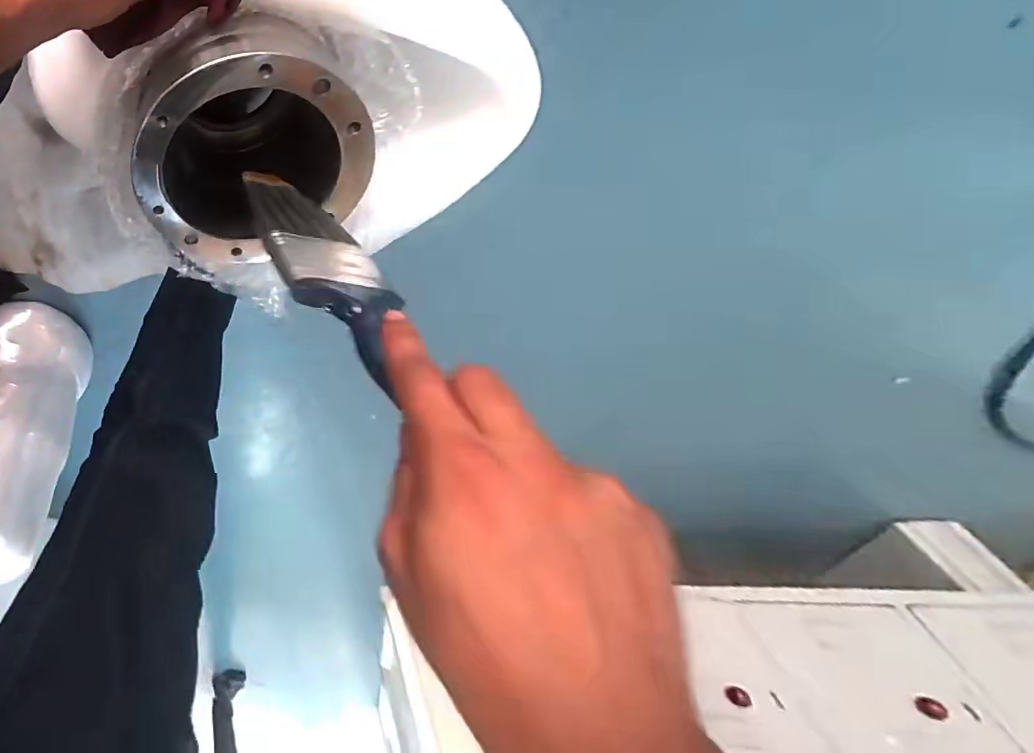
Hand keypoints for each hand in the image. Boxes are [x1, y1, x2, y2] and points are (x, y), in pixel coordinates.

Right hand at [378, 314, 714, 752]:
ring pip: (533, 441)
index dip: (404, 349)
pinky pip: (582, 486)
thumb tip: (422, 445)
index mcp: (461, 475)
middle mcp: (526, 462)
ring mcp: (591, 484)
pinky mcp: (638, 514)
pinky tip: (573, 566)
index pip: (424, 387)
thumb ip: (408, 487)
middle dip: (458, 399)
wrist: (596, 734)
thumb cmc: (474, 651)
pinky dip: (564, 507)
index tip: (395, 322)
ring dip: (514, 467)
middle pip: (483, 383)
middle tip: (456, 448)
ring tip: (527, 541)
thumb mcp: (404, 567)